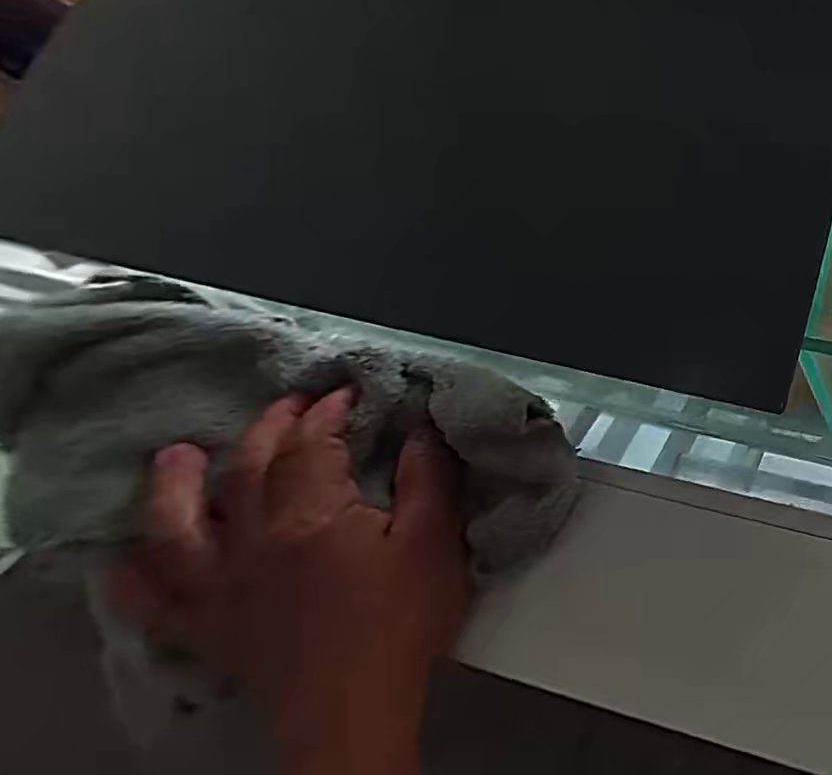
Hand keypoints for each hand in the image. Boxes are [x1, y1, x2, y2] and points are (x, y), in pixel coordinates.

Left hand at [112, 388, 469, 771]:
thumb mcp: (435, 538)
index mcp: (313, 518)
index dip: (328, 412)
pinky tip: (132, 557)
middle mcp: (254, 544)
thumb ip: (428, 479)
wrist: (357, 704)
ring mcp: (219, 588)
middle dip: (269, 428)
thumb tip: (420, 430)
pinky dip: (134, 573)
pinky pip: (150, 598)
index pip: (310, 447)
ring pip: (176, 527)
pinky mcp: (206, 627)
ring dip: (175, 485)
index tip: (350, 392)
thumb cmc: (405, 615)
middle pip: (247, 471)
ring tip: (177, 456)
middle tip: (291, 403)